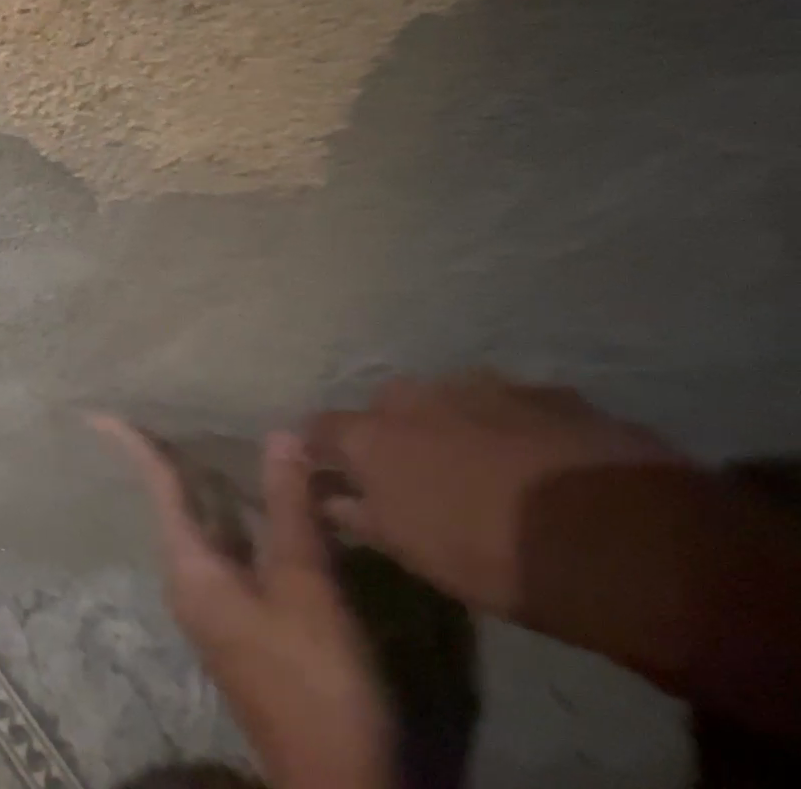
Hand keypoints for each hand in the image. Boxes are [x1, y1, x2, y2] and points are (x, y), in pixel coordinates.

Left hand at [97, 419, 394, 788]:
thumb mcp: (305, 586)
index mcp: (190, 569)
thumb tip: (279, 435)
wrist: (333, 776)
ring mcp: (212, 605)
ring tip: (213, 441)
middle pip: (173, 505)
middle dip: (167, 460)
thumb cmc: (316, 677)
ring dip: (206, 487)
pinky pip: (225, 551)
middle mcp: (187, 582)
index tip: (97, 412)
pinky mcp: (238, 622)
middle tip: (166, 409)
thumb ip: (288, 510)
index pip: (157, 489)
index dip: (132, 446)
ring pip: (201, 529)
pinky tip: (262, 505)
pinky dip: (236, 518)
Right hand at [305, 372, 800, 740]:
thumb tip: (329, 499)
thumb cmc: (493, 556)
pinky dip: (513, 425)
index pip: (319, 428)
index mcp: (372, 437)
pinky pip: (515, 405)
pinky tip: (538, 458)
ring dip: (453, 422)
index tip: (326, 468)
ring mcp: (487, 389)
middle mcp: (418, 399)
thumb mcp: (413, 553)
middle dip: (392, 429)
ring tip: (479, 461)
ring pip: (451, 398)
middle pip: (386, 404)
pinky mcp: (554, 394)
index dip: (321, 448)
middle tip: (413, 469)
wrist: (626, 544)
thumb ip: (361, 516)